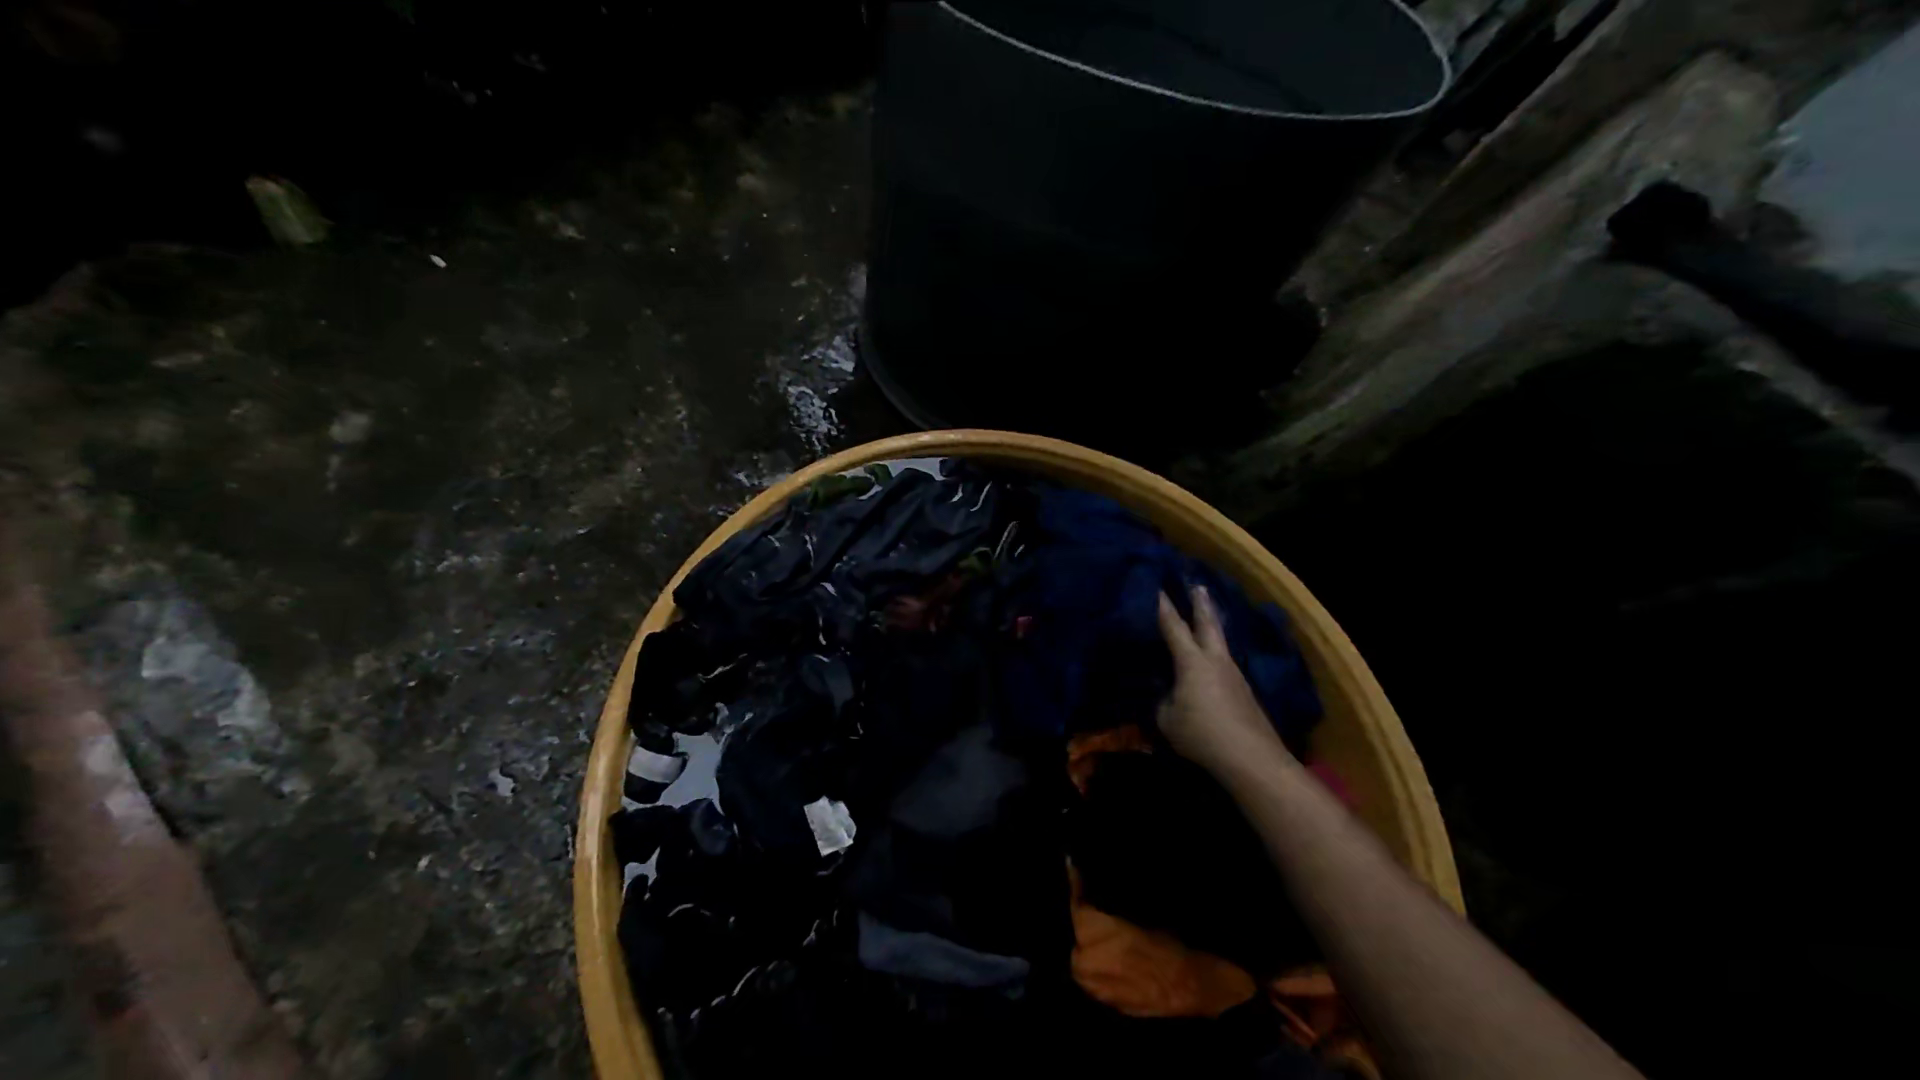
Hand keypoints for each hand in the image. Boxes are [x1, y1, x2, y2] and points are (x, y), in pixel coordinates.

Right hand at [1155, 585, 1294, 778]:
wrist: (1251, 757)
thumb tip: (1167, 694)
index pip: (1174, 627)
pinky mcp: (1244, 691)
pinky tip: (1211, 660)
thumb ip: (1163, 700)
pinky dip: (1215, 652)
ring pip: (1220, 641)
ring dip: (1212, 626)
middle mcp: (1215, 660)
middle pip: (1208, 623)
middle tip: (1197, 585)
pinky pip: (1225, 662)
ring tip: (1206, 617)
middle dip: (1201, 604)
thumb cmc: (1202, 734)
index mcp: (1192, 661)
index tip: (1158, 587)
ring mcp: (1233, 674)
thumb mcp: (1167, 719)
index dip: (1164, 607)